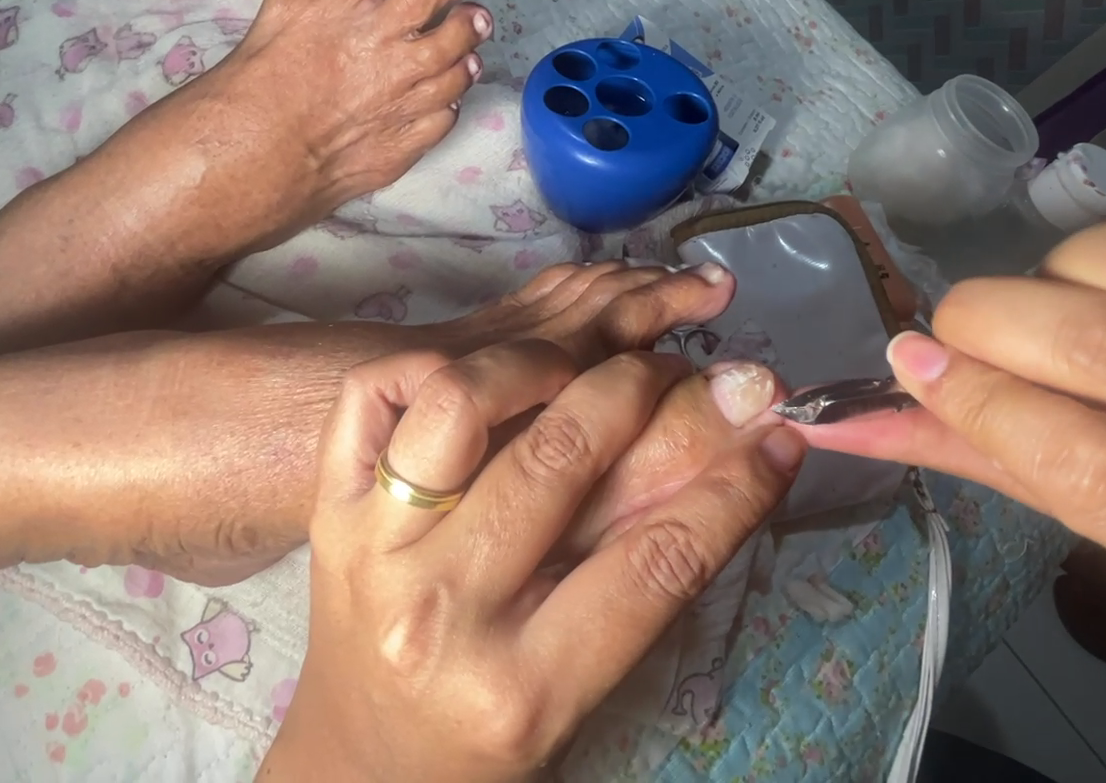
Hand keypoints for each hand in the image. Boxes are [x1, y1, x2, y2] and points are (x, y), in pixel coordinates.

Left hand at [260, 343, 805, 781]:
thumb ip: (650, 566)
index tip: (777, 425)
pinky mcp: (327, 505)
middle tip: (685, 369)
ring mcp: (368, 547)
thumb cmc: (489, 734)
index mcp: (523, 687)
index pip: (654, 559)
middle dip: (646, 390)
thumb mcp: (582, 678)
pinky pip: (372, 393)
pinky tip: (484, 378)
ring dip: (541, 362)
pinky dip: (433, 362)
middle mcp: (437, 611)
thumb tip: (746, 449)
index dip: (734, 481)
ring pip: (462, 402)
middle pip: (562, 458)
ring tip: (578, 367)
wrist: (363, 758)